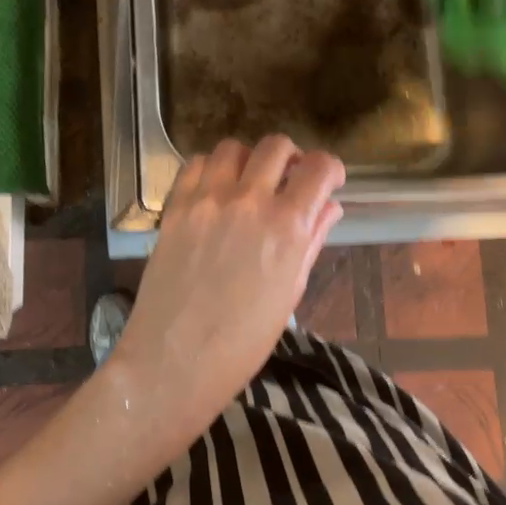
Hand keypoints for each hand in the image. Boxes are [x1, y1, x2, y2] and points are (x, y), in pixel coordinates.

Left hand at [111, 136, 345, 428]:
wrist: (175, 359)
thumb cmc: (244, 341)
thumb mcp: (290, 291)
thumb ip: (312, 240)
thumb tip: (329, 206)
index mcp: (287, 227)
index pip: (319, 167)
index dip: (330, 168)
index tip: (327, 180)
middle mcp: (248, 202)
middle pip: (276, 146)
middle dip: (290, 158)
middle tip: (287, 181)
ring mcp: (207, 200)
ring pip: (233, 147)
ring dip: (247, 160)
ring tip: (247, 185)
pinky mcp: (175, 207)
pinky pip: (195, 164)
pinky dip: (210, 169)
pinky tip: (214, 192)